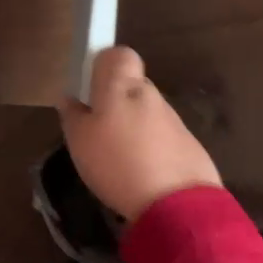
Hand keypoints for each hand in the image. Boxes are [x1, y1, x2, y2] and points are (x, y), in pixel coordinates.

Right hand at [58, 46, 221, 220]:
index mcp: (122, 87)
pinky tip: (143, 176)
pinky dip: (154, 151)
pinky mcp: (192, 149)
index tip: (92, 88)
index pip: (119, 54)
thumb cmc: (118, 163)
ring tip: (120, 161)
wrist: (179, 208)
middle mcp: (150, 96)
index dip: (106, 64)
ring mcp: (175, 122)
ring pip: (148, 114)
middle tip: (100, 130)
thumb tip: (70, 99)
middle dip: (118, 102)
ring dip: (135, 129)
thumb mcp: (79, 140)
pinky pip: (164, 140)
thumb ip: (73, 114)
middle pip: (133, 87)